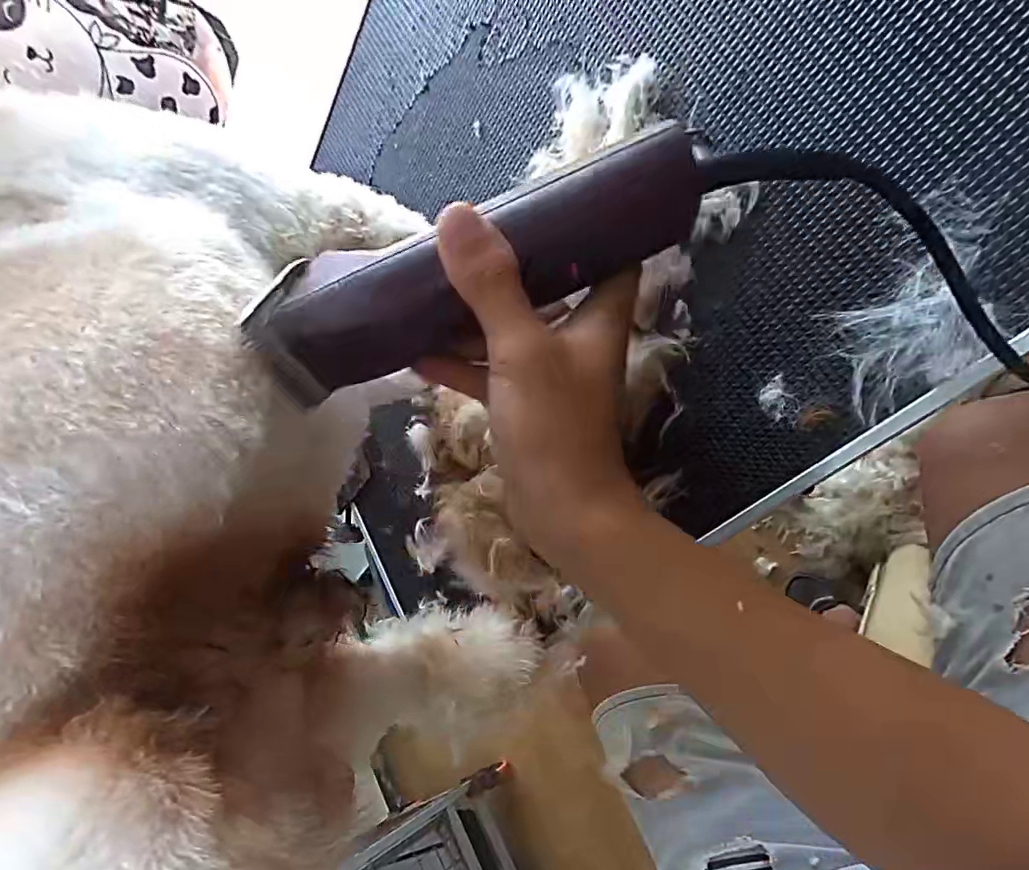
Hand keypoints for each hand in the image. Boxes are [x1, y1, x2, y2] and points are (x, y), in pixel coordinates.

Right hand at [416, 203, 646, 564]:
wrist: (563, 514)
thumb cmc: (555, 429)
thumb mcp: (522, 350)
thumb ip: (492, 287)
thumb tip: (457, 215)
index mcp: (597, 319)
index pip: (610, 254)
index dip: (588, 223)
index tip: (547, 196)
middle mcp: (578, 342)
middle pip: (550, 288)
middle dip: (511, 264)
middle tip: (467, 237)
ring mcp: (548, 378)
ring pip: (511, 332)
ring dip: (475, 315)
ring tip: (431, 286)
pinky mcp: (523, 409)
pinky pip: (489, 374)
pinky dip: (461, 363)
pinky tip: (418, 352)